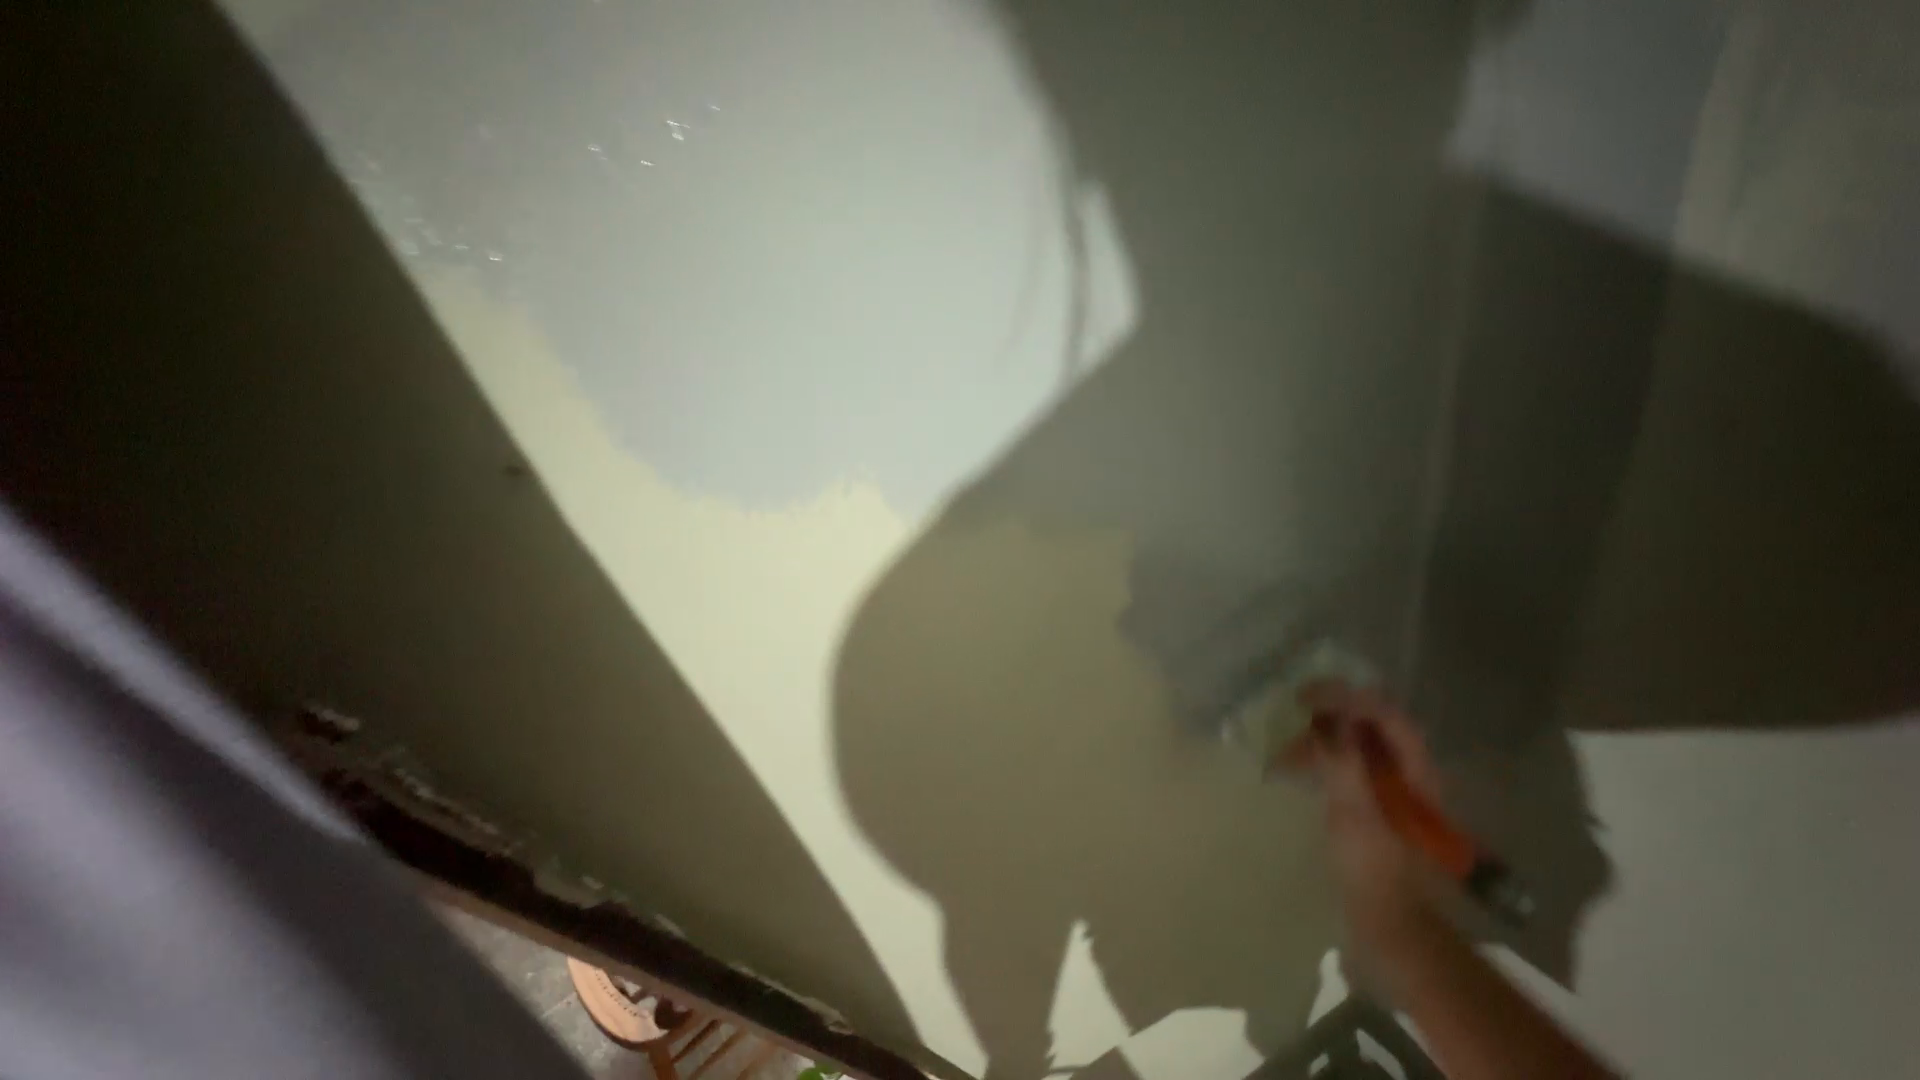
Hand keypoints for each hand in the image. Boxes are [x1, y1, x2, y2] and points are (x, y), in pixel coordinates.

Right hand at [1274, 680, 1446, 965]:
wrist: (1391, 930)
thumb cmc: (1377, 873)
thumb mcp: (1356, 816)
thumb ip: (1344, 764)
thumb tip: (1328, 721)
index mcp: (1415, 773)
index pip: (1387, 716)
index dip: (1350, 698)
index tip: (1308, 695)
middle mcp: (1407, 777)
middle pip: (1372, 728)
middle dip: (1332, 713)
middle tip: (1291, 711)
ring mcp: (1390, 795)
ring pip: (1357, 749)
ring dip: (1322, 738)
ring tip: (1284, 742)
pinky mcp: (1372, 812)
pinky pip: (1346, 771)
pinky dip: (1320, 761)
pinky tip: (1293, 768)